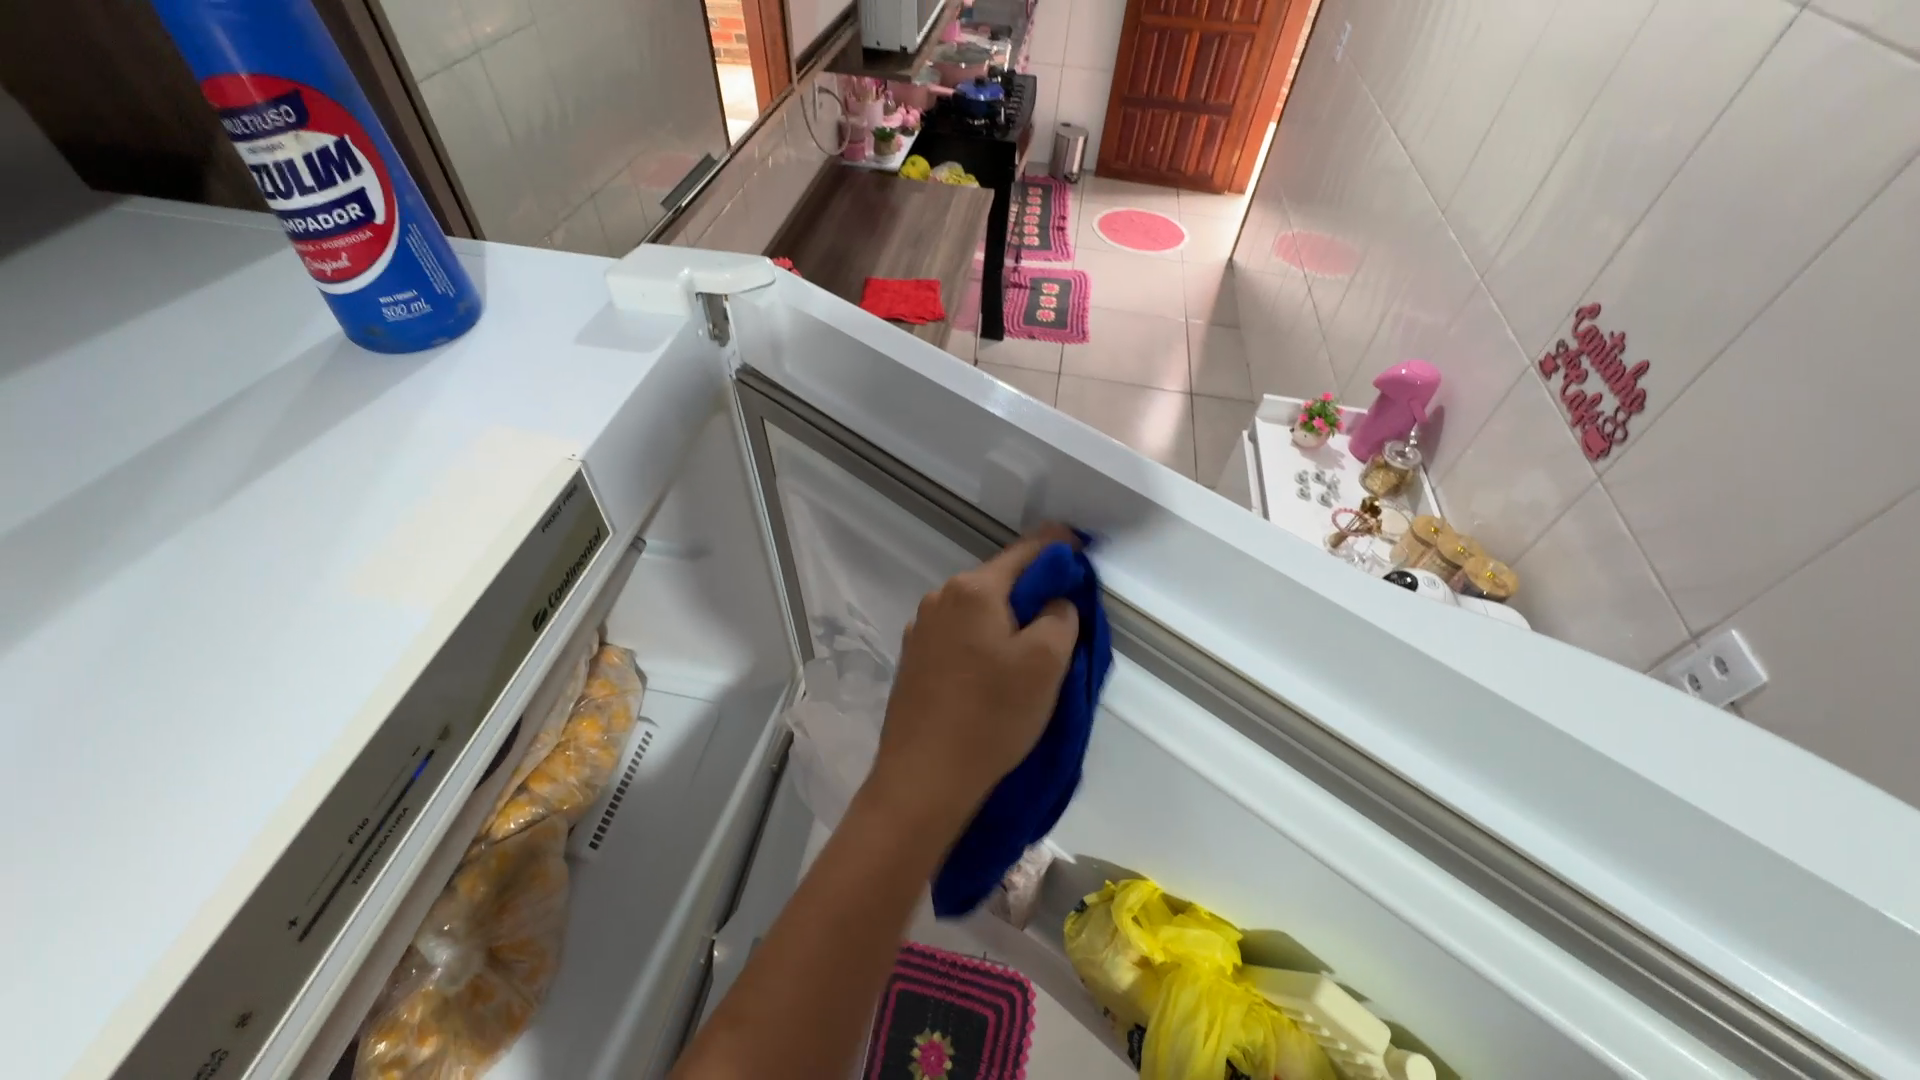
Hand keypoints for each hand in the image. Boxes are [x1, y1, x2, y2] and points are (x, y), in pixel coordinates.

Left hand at [867, 526, 1081, 829]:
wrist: (924, 778)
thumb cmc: (991, 715)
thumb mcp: (1047, 662)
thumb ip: (1061, 616)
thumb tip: (1055, 602)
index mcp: (973, 589)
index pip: (1028, 550)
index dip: (1061, 548)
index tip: (1084, 554)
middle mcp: (940, 598)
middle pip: (1001, 579)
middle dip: (1035, 590)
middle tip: (1067, 619)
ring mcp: (921, 629)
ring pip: (980, 610)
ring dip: (1009, 620)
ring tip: (1032, 654)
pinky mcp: (914, 660)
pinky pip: (961, 634)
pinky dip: (985, 641)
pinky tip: (995, 673)